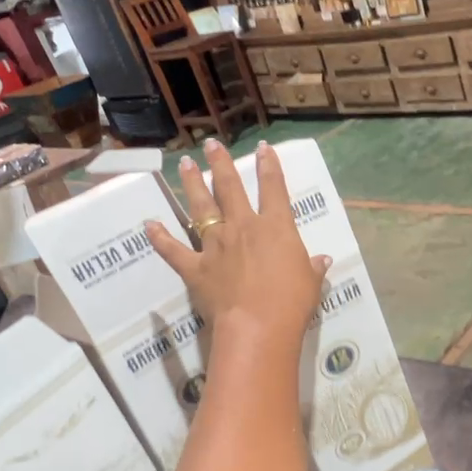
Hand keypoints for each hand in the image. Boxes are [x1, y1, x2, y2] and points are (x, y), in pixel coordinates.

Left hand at [146, 138, 329, 356]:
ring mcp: (216, 246)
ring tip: (186, 164)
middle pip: (230, 188)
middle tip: (211, 145)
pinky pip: (173, 250)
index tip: (263, 148)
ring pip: (201, 209)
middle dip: (221, 164)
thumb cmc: (292, 301)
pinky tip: (149, 224)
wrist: (258, 326)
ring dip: (192, 185)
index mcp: (276, 227)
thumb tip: (322, 260)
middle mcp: (243, 227)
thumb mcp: (312, 281)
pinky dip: (160, 237)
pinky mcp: (196, 268)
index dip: (269, 166)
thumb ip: (313, 267)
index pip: (274, 188)